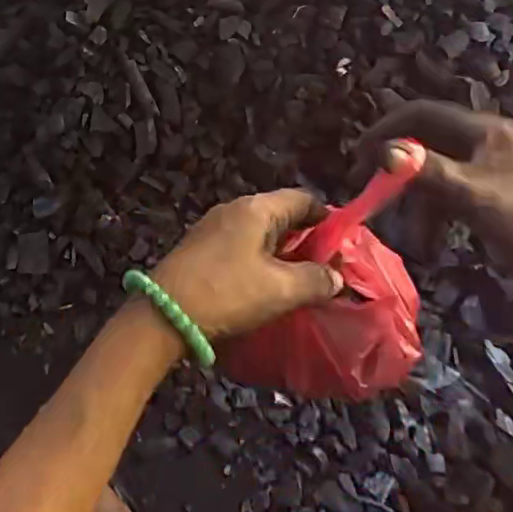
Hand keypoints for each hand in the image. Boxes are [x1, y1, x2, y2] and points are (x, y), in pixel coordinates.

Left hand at [149, 189, 343, 339]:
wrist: (166, 311)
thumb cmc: (227, 292)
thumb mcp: (281, 289)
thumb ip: (316, 279)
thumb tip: (335, 276)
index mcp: (254, 209)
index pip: (302, 199)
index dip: (329, 219)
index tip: (346, 248)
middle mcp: (233, 210)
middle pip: (282, 215)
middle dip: (309, 240)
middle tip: (331, 271)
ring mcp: (214, 228)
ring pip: (263, 234)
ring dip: (286, 254)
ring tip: (307, 284)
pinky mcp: (203, 248)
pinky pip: (244, 247)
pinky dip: (263, 261)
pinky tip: (272, 287)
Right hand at [355, 101, 512, 293]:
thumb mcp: (471, 195)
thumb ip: (425, 169)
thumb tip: (382, 151)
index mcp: (485, 130)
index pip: (420, 113)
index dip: (385, 129)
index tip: (359, 155)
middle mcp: (485, 139)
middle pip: (423, 138)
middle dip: (393, 160)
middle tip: (365, 180)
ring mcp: (488, 164)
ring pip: (431, 166)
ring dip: (409, 189)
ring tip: (390, 211)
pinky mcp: (489, 188)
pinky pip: (446, 187)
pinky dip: (429, 206)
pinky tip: (423, 233)